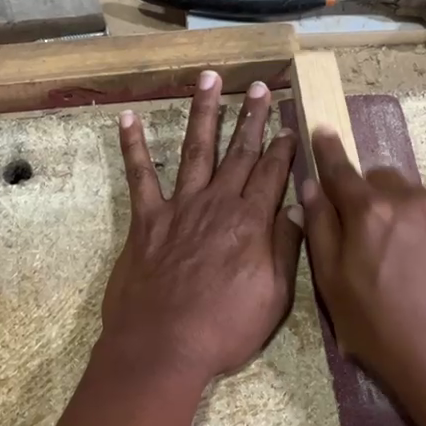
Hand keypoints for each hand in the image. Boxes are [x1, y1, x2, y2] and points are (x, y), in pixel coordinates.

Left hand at [98, 71, 302, 387]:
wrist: (162, 346)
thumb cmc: (224, 329)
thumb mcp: (274, 298)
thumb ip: (285, 249)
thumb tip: (297, 210)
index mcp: (252, 224)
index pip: (274, 174)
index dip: (284, 147)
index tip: (291, 123)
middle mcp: (218, 205)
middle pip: (240, 153)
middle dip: (253, 118)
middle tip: (260, 88)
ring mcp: (180, 208)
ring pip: (196, 150)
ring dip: (204, 112)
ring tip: (210, 79)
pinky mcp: (146, 221)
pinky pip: (140, 176)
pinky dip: (134, 146)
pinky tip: (128, 118)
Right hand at [301, 130, 425, 416]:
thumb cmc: (378, 329)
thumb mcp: (331, 285)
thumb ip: (319, 229)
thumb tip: (311, 188)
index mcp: (369, 211)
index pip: (341, 169)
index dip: (328, 150)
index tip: (323, 131)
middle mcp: (411, 201)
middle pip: (382, 179)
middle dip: (369, 194)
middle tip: (365, 233)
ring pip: (415, 198)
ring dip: (401, 213)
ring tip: (403, 259)